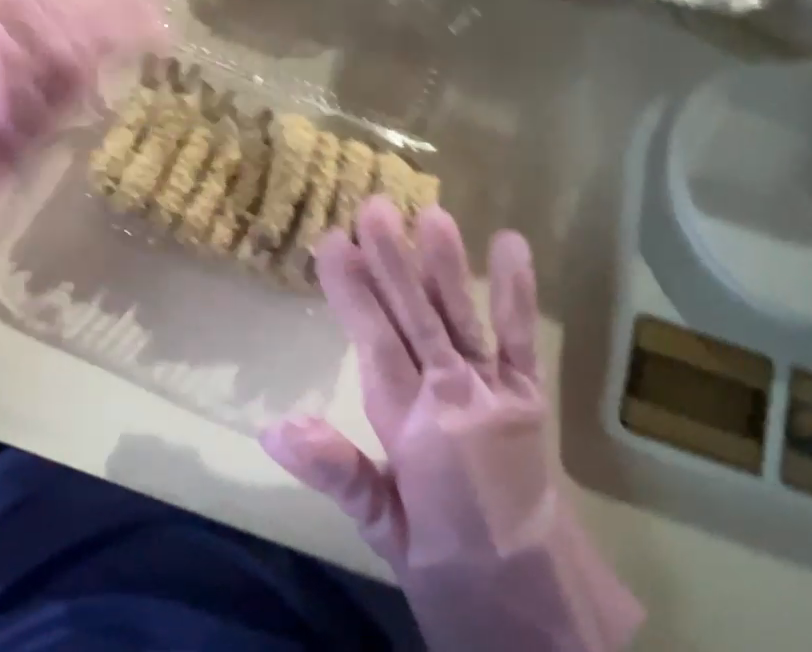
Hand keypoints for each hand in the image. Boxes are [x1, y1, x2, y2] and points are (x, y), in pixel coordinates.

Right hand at [261, 200, 643, 651]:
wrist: (536, 604)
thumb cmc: (443, 565)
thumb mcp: (384, 529)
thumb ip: (338, 473)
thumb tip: (275, 426)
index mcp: (415, 431)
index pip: (375, 346)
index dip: (353, 292)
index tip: (332, 242)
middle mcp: (458, 401)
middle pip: (418, 320)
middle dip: (392, 261)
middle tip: (372, 207)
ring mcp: (500, 396)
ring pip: (463, 319)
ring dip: (445, 265)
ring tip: (431, 213)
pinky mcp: (532, 399)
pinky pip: (522, 341)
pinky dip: (517, 294)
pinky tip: (512, 244)